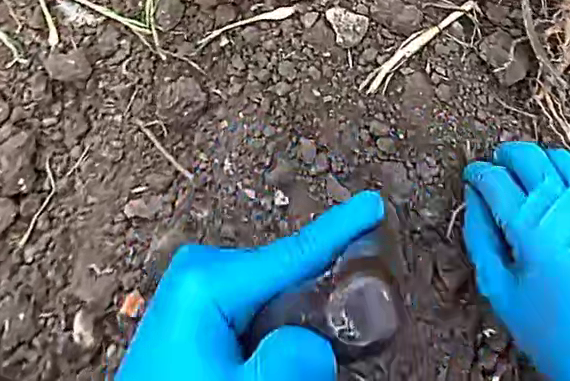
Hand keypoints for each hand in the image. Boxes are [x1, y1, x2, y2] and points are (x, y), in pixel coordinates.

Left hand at [116, 191, 385, 380]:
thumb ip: (283, 365)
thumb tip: (316, 346)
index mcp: (207, 280)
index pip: (293, 253)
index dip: (341, 228)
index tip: (373, 204)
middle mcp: (201, 270)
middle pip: (285, 277)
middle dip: (313, 303)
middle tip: (331, 336)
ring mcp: (197, 287)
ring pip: (273, 297)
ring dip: (290, 324)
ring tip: (274, 364)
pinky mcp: (196, 308)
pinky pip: (254, 311)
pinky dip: (271, 331)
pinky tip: (263, 360)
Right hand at [463, 143, 569, 380]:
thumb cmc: (559, 334)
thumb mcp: (504, 295)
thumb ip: (481, 239)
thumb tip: (474, 198)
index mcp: (529, 225)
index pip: (493, 177)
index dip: (478, 172)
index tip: (474, 174)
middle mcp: (563, 205)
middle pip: (528, 154)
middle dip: (507, 154)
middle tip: (501, 165)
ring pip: (563, 159)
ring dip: (542, 161)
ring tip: (535, 176)